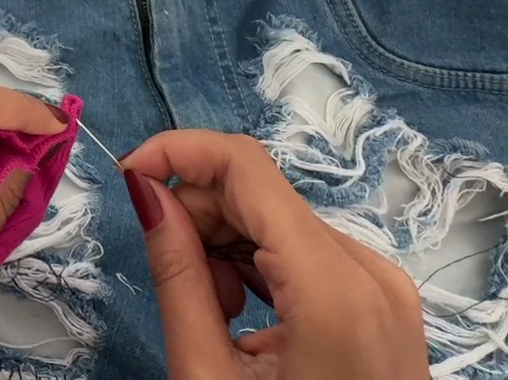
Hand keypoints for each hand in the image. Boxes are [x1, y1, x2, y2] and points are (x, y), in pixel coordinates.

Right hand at [121, 130, 427, 378]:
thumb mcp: (207, 375)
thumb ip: (176, 270)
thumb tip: (144, 187)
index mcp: (334, 286)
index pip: (243, 164)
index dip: (175, 151)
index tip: (125, 176)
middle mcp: (369, 269)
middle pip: (255, 191)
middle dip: (195, 212)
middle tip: (171, 273)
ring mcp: (382, 285)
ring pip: (271, 216)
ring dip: (221, 242)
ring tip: (211, 310)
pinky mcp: (380, 300)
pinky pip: (297, 248)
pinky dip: (253, 264)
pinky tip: (242, 316)